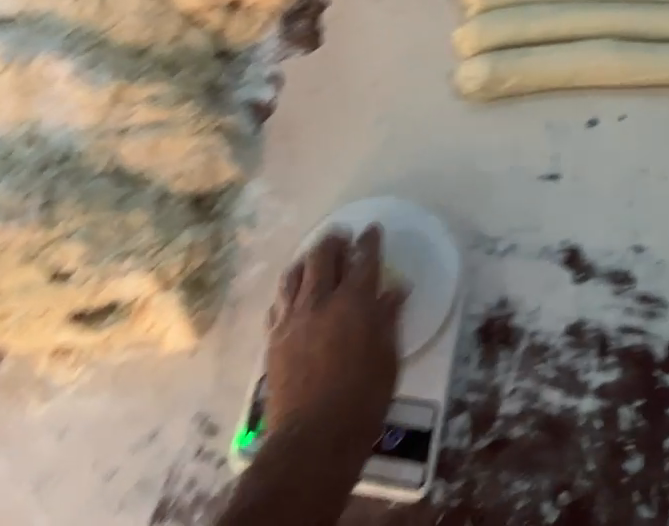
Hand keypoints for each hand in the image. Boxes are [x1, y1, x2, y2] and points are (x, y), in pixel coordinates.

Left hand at [265, 225, 406, 456]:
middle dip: (334, 242)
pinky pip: (278, 301)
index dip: (369, 242)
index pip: (363, 260)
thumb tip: (395, 290)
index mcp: (354, 304)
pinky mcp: (273, 338)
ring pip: (295, 274)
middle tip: (341, 235)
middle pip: (323, 257)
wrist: (311, 438)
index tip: (372, 230)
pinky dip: (288, 289)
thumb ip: (388, 320)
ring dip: (307, 259)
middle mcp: (320, 302)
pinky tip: (291, 292)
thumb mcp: (387, 360)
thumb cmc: (362, 402)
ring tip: (313, 254)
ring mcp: (292, 318)